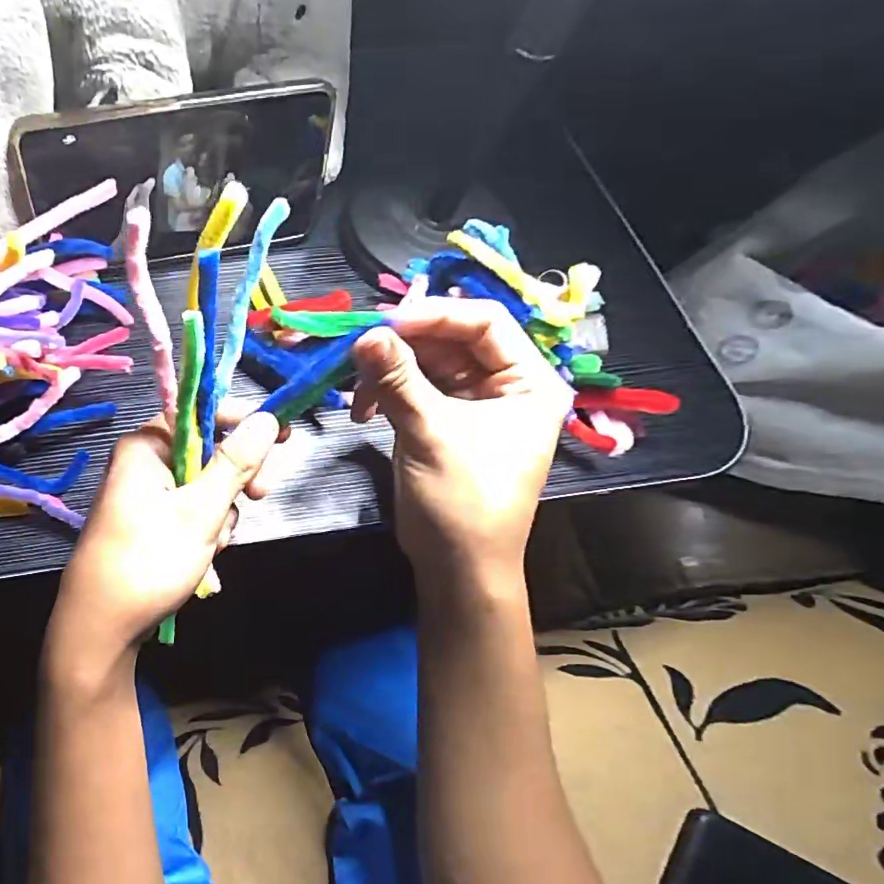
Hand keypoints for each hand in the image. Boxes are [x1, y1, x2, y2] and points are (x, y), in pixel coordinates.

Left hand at [44, 412, 280, 687]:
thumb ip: (235, 463)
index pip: (202, 412)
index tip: (282, 436)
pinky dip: (206, 531)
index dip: (244, 421)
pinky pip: (193, 513)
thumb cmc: (149, 560)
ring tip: (213, 544)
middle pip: (209, 452)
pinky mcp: (153, 524)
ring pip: (206, 487)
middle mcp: (144, 463)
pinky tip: (204, 557)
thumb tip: (267, 418)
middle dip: (235, 480)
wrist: (103, 624)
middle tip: (259, 497)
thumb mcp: (201, 510)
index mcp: (146, 446)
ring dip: (221, 515)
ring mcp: (148, 495)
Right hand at [350, 297, 572, 585]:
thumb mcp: (432, 435)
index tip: (384, 324)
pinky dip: (385, 392)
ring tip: (356, 391)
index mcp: (527, 381)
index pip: (485, 322)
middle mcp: (503, 384)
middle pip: (450, 340)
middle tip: (357, 353)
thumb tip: (366, 334)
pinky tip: (363, 410)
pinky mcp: (441, 420)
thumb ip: (400, 381)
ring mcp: (470, 402)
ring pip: (425, 363)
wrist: (457, 567)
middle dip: (402, 345)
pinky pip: (412, 389)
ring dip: (387, 371)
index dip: (434, 316)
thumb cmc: (462, 503)